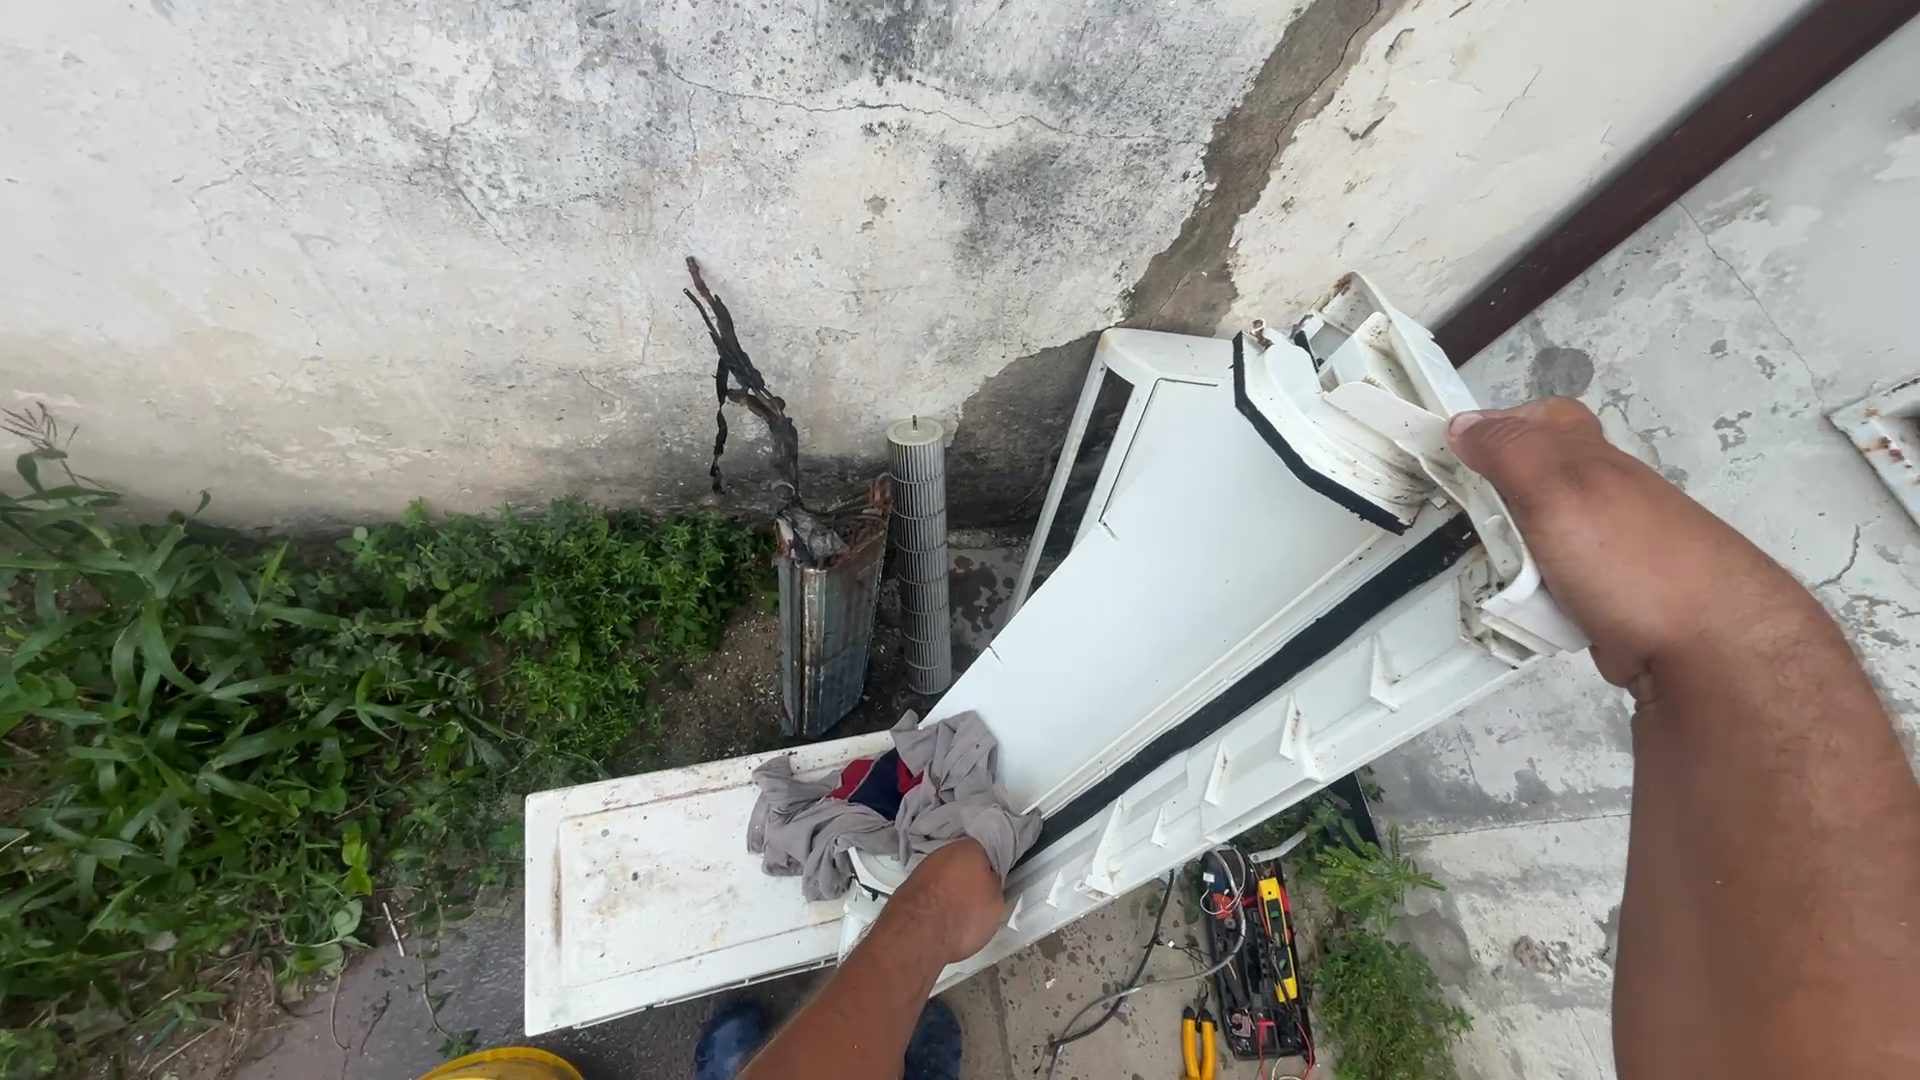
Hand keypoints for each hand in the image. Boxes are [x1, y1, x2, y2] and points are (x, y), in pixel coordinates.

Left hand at [882, 839, 1005, 965]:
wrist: (918, 933)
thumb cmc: (964, 915)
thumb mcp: (995, 902)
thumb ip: (993, 884)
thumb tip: (989, 879)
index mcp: (971, 848)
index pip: (987, 854)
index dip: (991, 870)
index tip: (993, 886)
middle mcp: (946, 850)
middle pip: (963, 862)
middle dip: (968, 877)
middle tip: (976, 899)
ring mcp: (925, 866)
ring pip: (945, 874)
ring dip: (950, 887)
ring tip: (956, 911)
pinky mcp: (909, 884)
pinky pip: (930, 888)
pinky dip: (935, 898)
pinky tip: (939, 915)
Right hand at [1445, 399, 1809, 694]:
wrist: (1709, 650)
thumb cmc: (1636, 564)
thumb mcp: (1558, 491)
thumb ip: (1509, 452)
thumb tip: (1465, 423)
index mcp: (1594, 461)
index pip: (1541, 420)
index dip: (1498, 427)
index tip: (1458, 453)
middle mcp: (1603, 496)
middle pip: (1531, 481)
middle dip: (1494, 499)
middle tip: (1470, 517)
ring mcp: (1606, 545)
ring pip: (1536, 533)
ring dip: (1509, 550)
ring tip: (1495, 567)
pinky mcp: (1606, 589)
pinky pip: (1550, 578)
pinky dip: (1532, 590)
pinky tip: (1527, 601)